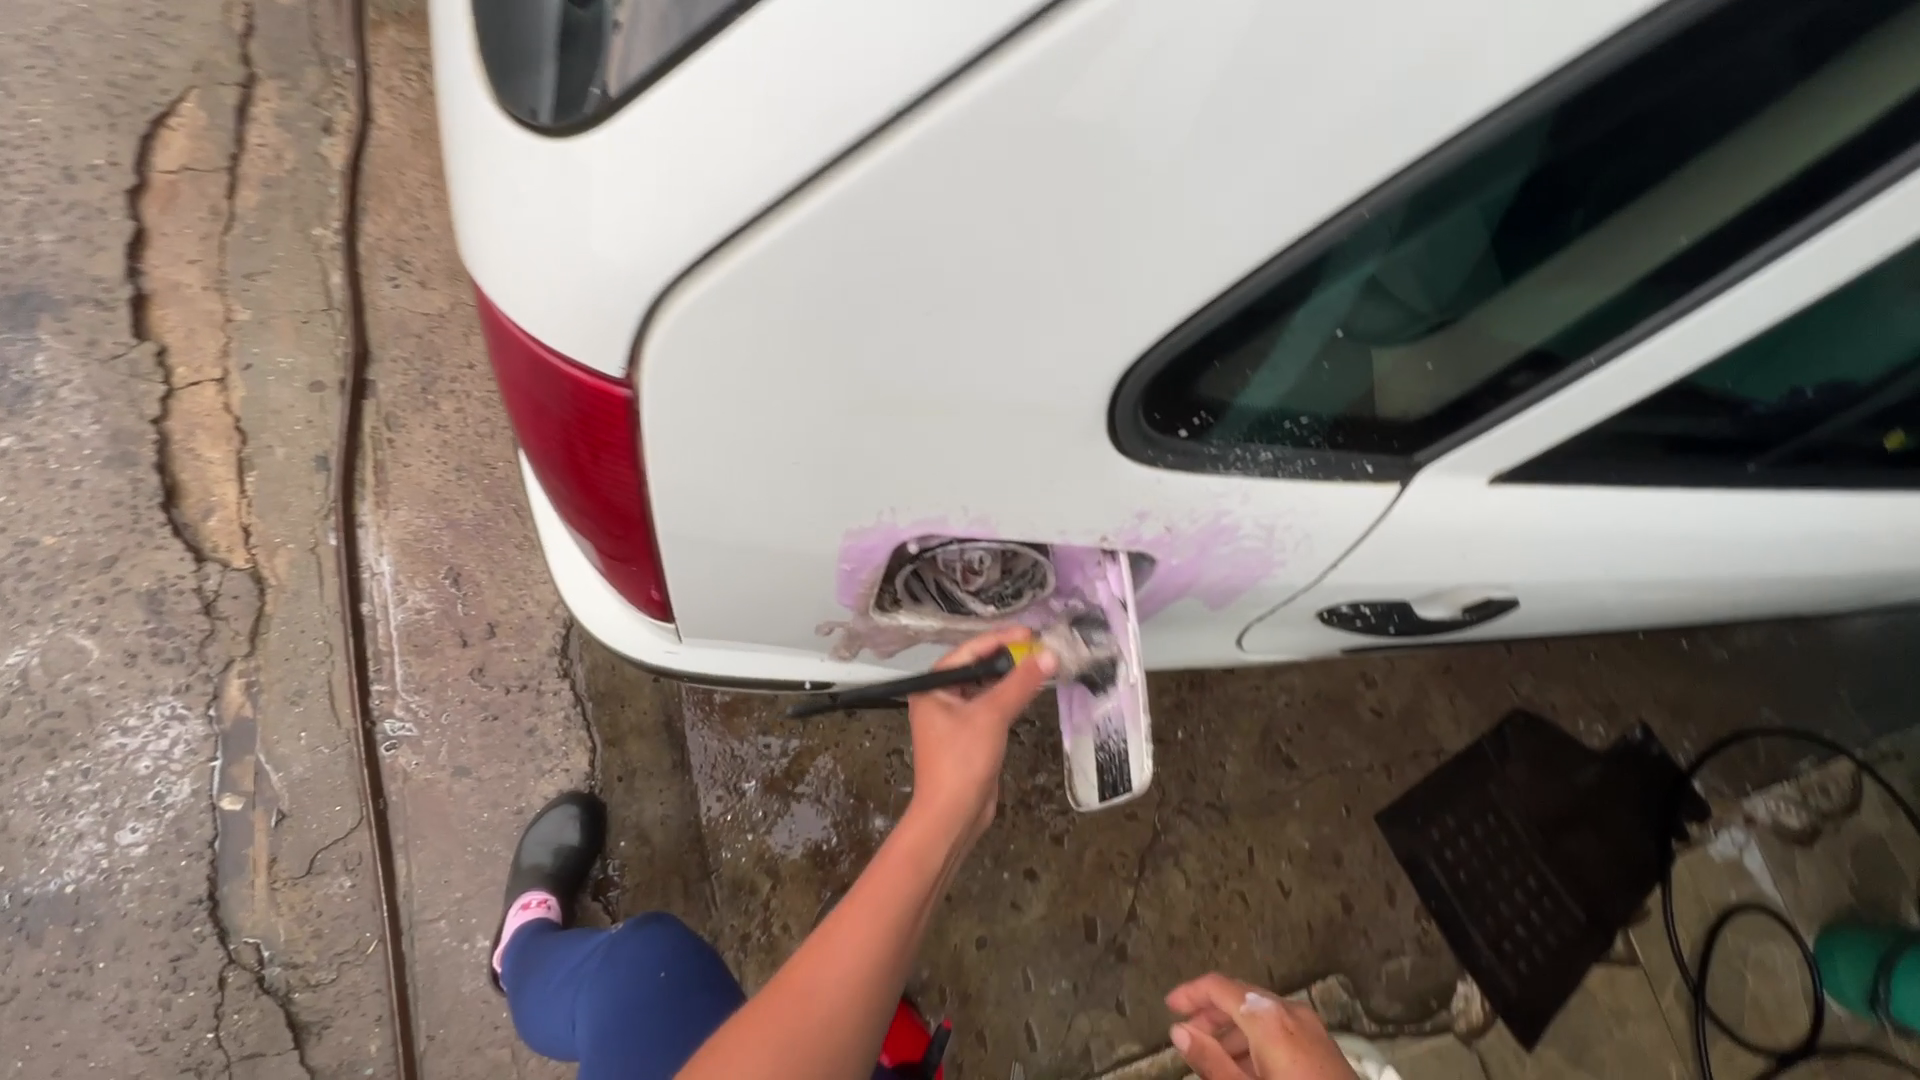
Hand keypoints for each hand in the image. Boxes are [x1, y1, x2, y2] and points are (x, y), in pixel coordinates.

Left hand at [904, 626, 1055, 845]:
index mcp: (933, 685)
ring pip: (984, 688)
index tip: (1032, 634)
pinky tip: (1027, 694)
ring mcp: (952, 717)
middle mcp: (938, 696)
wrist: (952, 815)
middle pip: (977, 667)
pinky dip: (1007, 699)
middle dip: (1007, 659)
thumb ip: (1021, 683)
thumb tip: (1049, 655)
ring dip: (1009, 679)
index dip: (1001, 639)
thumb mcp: (992, 715)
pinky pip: (989, 708)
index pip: (970, 650)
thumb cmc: (962, 760)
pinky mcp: (967, 736)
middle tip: (1039, 650)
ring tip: (1039, 667)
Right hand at [1167, 973, 1360, 1079]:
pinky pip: (1280, 1029)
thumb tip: (1179, 1031)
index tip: (1169, 1007)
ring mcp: (1311, 1026)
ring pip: (1260, 1014)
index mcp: (1267, 1018)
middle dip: (1210, 1013)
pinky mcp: (1324, 1044)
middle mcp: (1289, 1011)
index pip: (1218, 986)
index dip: (1190, 993)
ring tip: (1214, 1058)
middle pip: (1240, 997)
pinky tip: (1247, 1068)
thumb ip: (1210, 1061)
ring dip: (1232, 1029)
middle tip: (1187, 1035)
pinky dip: (1255, 1039)